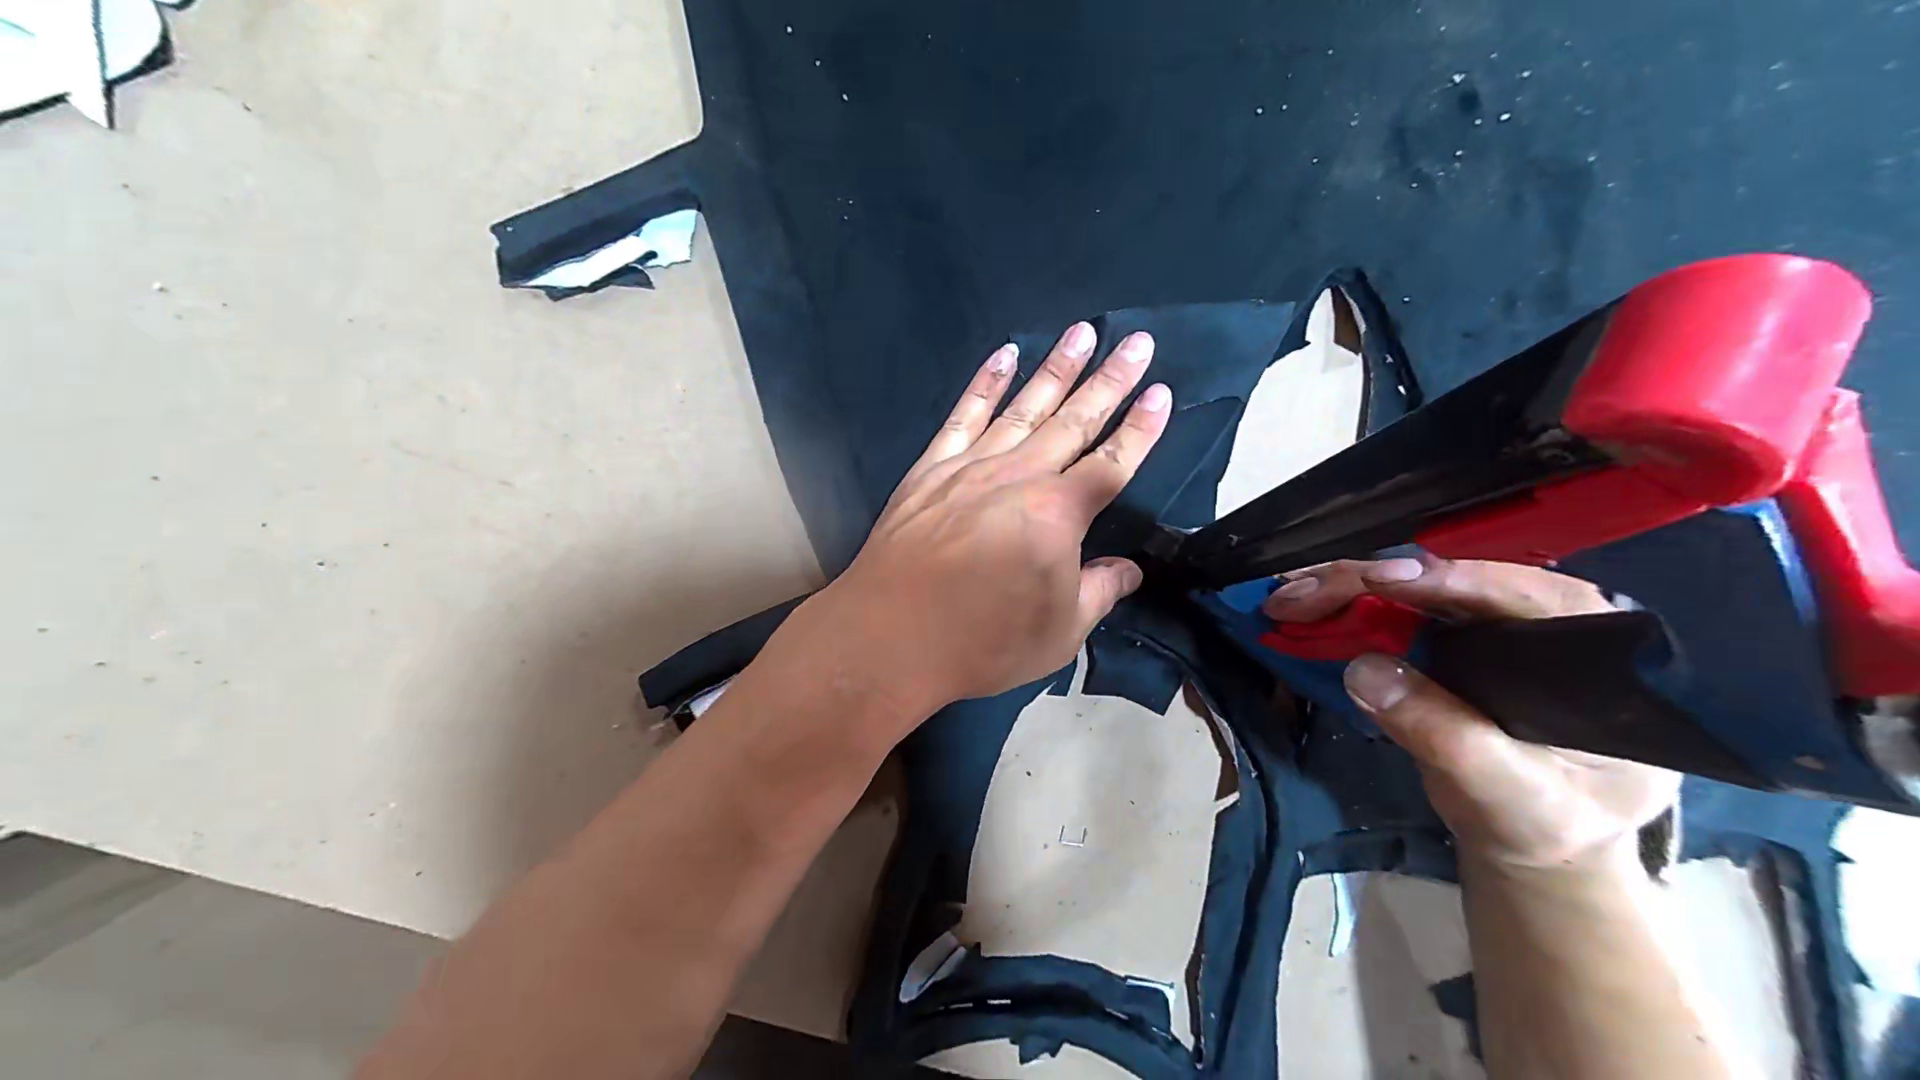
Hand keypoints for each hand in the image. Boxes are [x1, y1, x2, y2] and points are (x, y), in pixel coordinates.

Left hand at [786, 323, 1171, 723]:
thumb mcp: (1059, 632)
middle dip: (1111, 380)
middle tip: (1139, 342)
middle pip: (1075, 421)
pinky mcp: (930, 469)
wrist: (889, 637)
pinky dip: (985, 384)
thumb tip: (1129, 570)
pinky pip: (963, 416)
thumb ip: (1099, 593)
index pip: (1112, 463)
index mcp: (1057, 514)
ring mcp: (971, 467)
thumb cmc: (981, 641)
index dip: (1141, 430)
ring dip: (1056, 368)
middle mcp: (1019, 477)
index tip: (1162, 392)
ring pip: (1024, 407)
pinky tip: (1004, 356)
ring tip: (1082, 332)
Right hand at [1265, 556, 1680, 869]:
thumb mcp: (1511, 796)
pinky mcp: (1438, 641)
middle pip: (1442, 583)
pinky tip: (1298, 610)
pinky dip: (1336, 610)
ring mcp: (1478, 628)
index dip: (1449, 579)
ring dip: (1339, 591)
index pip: (1520, 595)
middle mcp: (1527, 622)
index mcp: (1584, 649)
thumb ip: (1450, 738)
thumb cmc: (1546, 820)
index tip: (1383, 579)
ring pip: (1404, 591)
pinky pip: (1383, 614)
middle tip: (1297, 598)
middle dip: (1364, 583)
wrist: (1531, 841)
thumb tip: (1366, 669)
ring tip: (1284, 600)